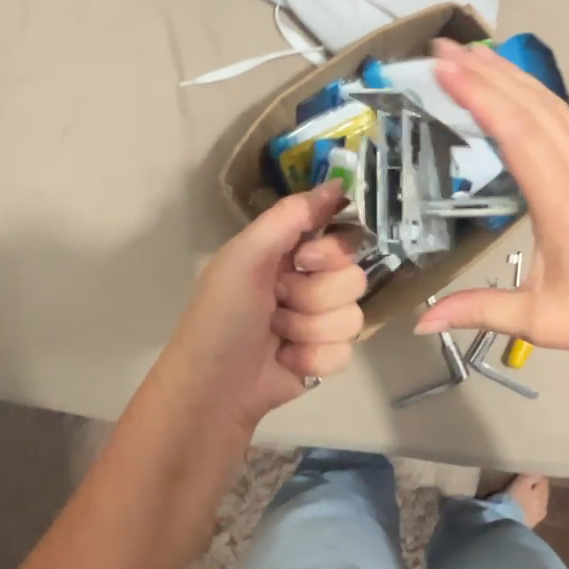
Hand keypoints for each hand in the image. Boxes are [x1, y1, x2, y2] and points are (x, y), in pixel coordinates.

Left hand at [160, 181, 367, 431]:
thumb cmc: (222, 315)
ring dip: (309, 329)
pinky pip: (346, 351)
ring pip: (353, 317)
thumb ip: (289, 216)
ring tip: (277, 335)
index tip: (303, 261)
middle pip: (354, 278)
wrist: (213, 385)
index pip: (342, 237)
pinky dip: (312, 358)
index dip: (330, 251)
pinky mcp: (326, 357)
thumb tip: (336, 183)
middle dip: (313, 296)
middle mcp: (310, 282)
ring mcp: (320, 321)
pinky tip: (286, 360)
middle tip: (278, 303)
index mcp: (289, 252)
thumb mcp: (245, 256)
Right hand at [413, 40, 568, 380]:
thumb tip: (419, 323)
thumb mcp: (539, 321)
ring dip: (514, 78)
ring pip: (556, 108)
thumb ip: (478, 311)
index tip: (446, 67)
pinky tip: (522, 92)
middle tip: (445, 47)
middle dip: (488, 72)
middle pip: (535, 107)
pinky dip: (540, 98)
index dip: (480, 96)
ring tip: (475, 56)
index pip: (518, 133)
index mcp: (566, 203)